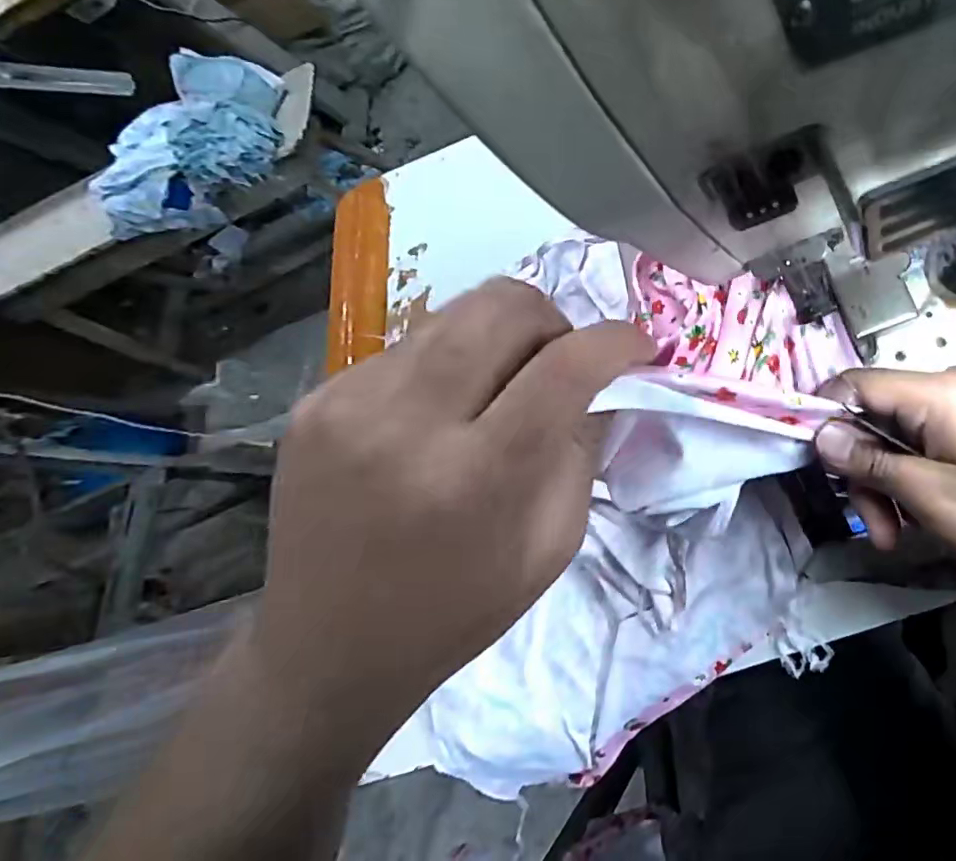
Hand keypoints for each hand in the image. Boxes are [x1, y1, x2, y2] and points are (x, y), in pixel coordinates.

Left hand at [252, 278, 653, 727]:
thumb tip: (606, 379)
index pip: (565, 366)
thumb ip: (584, 447)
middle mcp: (407, 424)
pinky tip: (450, 408)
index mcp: (479, 475)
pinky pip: (414, 343)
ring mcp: (349, 402)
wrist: (327, 649)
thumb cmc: (463, 606)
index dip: (616, 341)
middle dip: (557, 320)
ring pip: (458, 310)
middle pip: (504, 306)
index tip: (639, 346)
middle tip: (565, 360)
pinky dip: (455, 359)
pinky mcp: (316, 398)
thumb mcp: (555, 540)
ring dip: (506, 333)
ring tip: (508, 381)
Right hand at [815, 369, 955, 605]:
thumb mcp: (936, 499)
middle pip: (880, 414)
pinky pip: (939, 445)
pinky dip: (924, 480)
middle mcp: (954, 389)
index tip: (814, 469)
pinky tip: (935, 518)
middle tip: (877, 532)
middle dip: (865, 471)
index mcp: (936, 392)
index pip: (854, 382)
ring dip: (894, 484)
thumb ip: (872, 462)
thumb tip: (820, 432)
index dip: (823, 417)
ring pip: (908, 436)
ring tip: (903, 538)